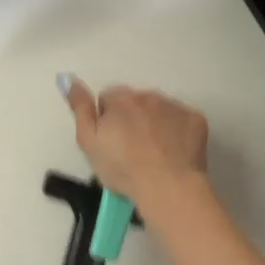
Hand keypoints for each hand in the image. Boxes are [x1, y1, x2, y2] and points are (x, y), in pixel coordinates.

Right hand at [60, 75, 209, 205]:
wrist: (167, 187)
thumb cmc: (122, 168)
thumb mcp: (88, 140)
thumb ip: (79, 107)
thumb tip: (67, 78)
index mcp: (120, 98)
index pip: (107, 99)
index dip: (106, 120)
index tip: (110, 143)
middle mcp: (148, 95)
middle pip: (134, 102)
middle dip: (131, 119)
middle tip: (131, 150)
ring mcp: (175, 107)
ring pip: (159, 110)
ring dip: (153, 124)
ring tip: (153, 153)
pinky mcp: (196, 120)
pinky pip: (181, 121)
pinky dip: (176, 132)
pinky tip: (173, 153)